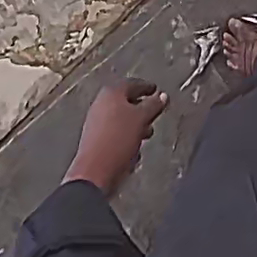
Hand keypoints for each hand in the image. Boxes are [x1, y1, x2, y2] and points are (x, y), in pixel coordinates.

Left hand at [64, 79, 168, 193]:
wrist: (94, 172)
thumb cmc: (118, 139)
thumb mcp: (140, 119)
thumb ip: (152, 106)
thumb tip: (163, 95)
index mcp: (111, 93)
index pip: (132, 84)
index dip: (146, 87)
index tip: (157, 90)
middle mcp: (100, 104)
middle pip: (125, 102)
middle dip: (141, 109)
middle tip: (154, 114)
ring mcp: (96, 122)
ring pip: (121, 119)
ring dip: (135, 125)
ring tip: (147, 134)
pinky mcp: (95, 140)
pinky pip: (115, 134)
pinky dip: (126, 137)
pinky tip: (133, 149)